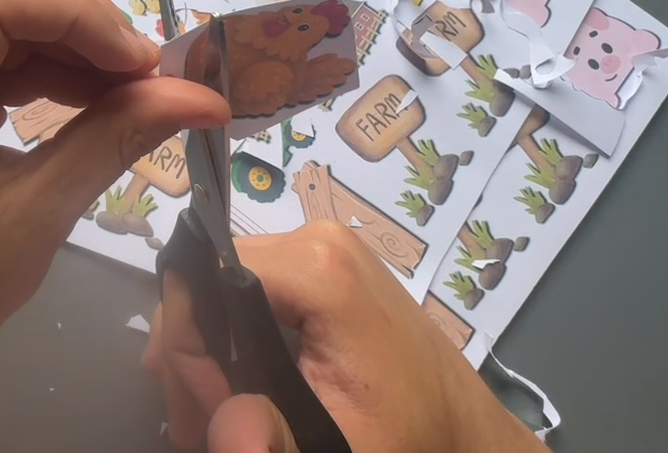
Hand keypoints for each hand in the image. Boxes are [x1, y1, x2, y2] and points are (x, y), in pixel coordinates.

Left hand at [0, 0, 226, 412]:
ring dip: (61, 41)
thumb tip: (198, 96)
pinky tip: (83, 92)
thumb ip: (114, 139)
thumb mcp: (44, 216)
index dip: (70, 11)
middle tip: (141, 73)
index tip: (139, 61)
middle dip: (73, 23)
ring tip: (125, 87)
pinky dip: (35, 62)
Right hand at [142, 222, 545, 452]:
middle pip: (205, 281)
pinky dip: (227, 333)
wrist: (478, 442)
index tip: (204, 415)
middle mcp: (310, 236)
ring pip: (215, 283)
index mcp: (317, 268)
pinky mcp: (316, 255)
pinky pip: (242, 284)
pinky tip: (231, 383)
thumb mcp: (344, 450)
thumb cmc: (415, 444)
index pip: (203, 281)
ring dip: (202, 349)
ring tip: (209, 413)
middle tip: (194, 424)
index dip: (189, 347)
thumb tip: (224, 437)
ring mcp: (314, 241)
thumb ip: (277, 441)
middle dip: (189, 356)